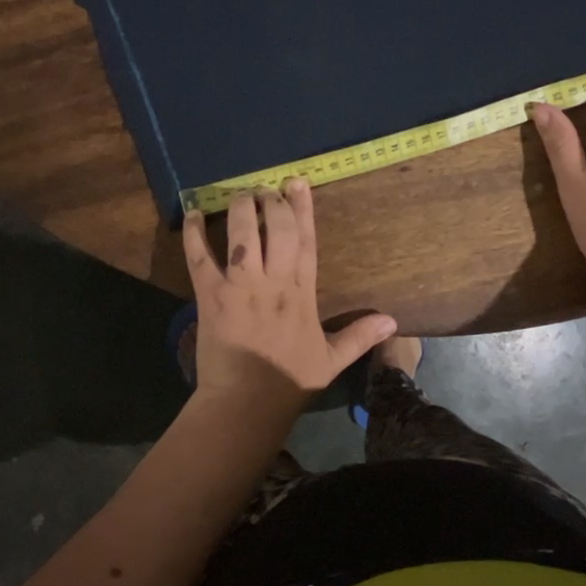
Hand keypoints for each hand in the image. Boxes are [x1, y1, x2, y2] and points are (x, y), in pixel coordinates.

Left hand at [183, 179, 396, 395]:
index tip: (297, 183)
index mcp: (301, 292)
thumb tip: (392, 321)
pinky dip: (194, 234)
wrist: (247, 403)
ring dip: (240, 209)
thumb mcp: (331, 359)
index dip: (302, 208)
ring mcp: (240, 286)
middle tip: (265, 189)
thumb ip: (360, 336)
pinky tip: (193, 214)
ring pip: (240, 235)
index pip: (305, 240)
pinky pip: (199, 258)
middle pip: (274, 228)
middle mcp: (273, 281)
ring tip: (240, 195)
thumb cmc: (289, 382)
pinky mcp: (210, 296)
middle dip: (270, 202)